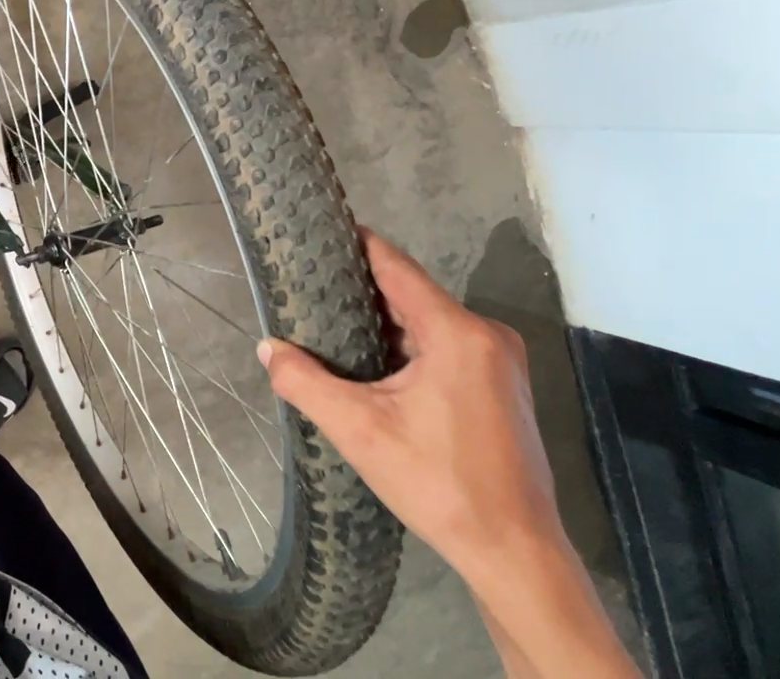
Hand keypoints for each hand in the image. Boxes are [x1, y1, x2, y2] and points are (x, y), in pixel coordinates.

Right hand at [257, 229, 561, 583]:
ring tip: (325, 321)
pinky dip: (405, 345)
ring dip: (380, 321)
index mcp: (457, 333)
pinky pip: (443, 345)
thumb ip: (303, 381)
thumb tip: (267, 348)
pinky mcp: (500, 385)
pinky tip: (369, 361)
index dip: (355, 244)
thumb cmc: (437, 483)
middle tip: (305, 285)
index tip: (316, 228)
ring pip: (425, 321)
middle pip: (409, 293)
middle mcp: (485, 335)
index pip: (395, 267)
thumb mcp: (357, 429)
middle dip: (358, 289)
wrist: (513, 551)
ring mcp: (499, 360)